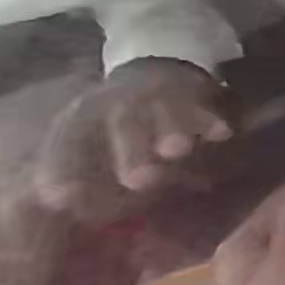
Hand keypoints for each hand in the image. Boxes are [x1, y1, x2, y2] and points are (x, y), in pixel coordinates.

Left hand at [36, 57, 233, 221]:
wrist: (153, 72)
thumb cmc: (115, 124)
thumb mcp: (88, 139)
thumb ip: (82, 172)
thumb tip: (64, 211)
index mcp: (81, 117)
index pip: (67, 143)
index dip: (63, 168)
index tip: (62, 199)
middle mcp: (115, 101)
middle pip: (122, 126)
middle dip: (131, 153)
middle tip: (140, 181)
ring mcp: (156, 91)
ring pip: (161, 110)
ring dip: (169, 129)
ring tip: (177, 151)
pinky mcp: (190, 85)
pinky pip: (201, 102)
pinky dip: (209, 118)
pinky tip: (221, 135)